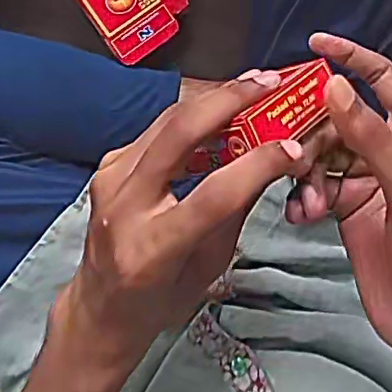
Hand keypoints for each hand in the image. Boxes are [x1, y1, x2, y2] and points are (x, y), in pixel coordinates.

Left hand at [52, 71, 315, 376]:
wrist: (99, 308)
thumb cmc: (160, 298)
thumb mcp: (210, 265)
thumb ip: (235, 209)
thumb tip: (269, 158)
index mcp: (152, 248)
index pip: (213, 194)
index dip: (257, 164)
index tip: (292, 146)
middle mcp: (124, 205)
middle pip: (179, 133)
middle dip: (229, 100)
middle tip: (268, 83)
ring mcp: (111, 178)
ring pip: (168, 119)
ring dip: (214, 97)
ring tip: (252, 85)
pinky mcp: (109, 163)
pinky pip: (158, 128)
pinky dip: (194, 114)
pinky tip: (221, 106)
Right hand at [287, 34, 391, 391]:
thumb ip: (372, 139)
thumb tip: (335, 89)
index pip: (383, 79)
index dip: (352, 56)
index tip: (316, 42)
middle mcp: (388, 149)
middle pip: (339, 116)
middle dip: (312, 126)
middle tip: (288, 140)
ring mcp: (364, 177)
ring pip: (320, 150)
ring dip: (303, 167)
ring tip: (303, 193)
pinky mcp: (345, 205)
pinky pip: (313, 184)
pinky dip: (302, 195)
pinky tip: (303, 213)